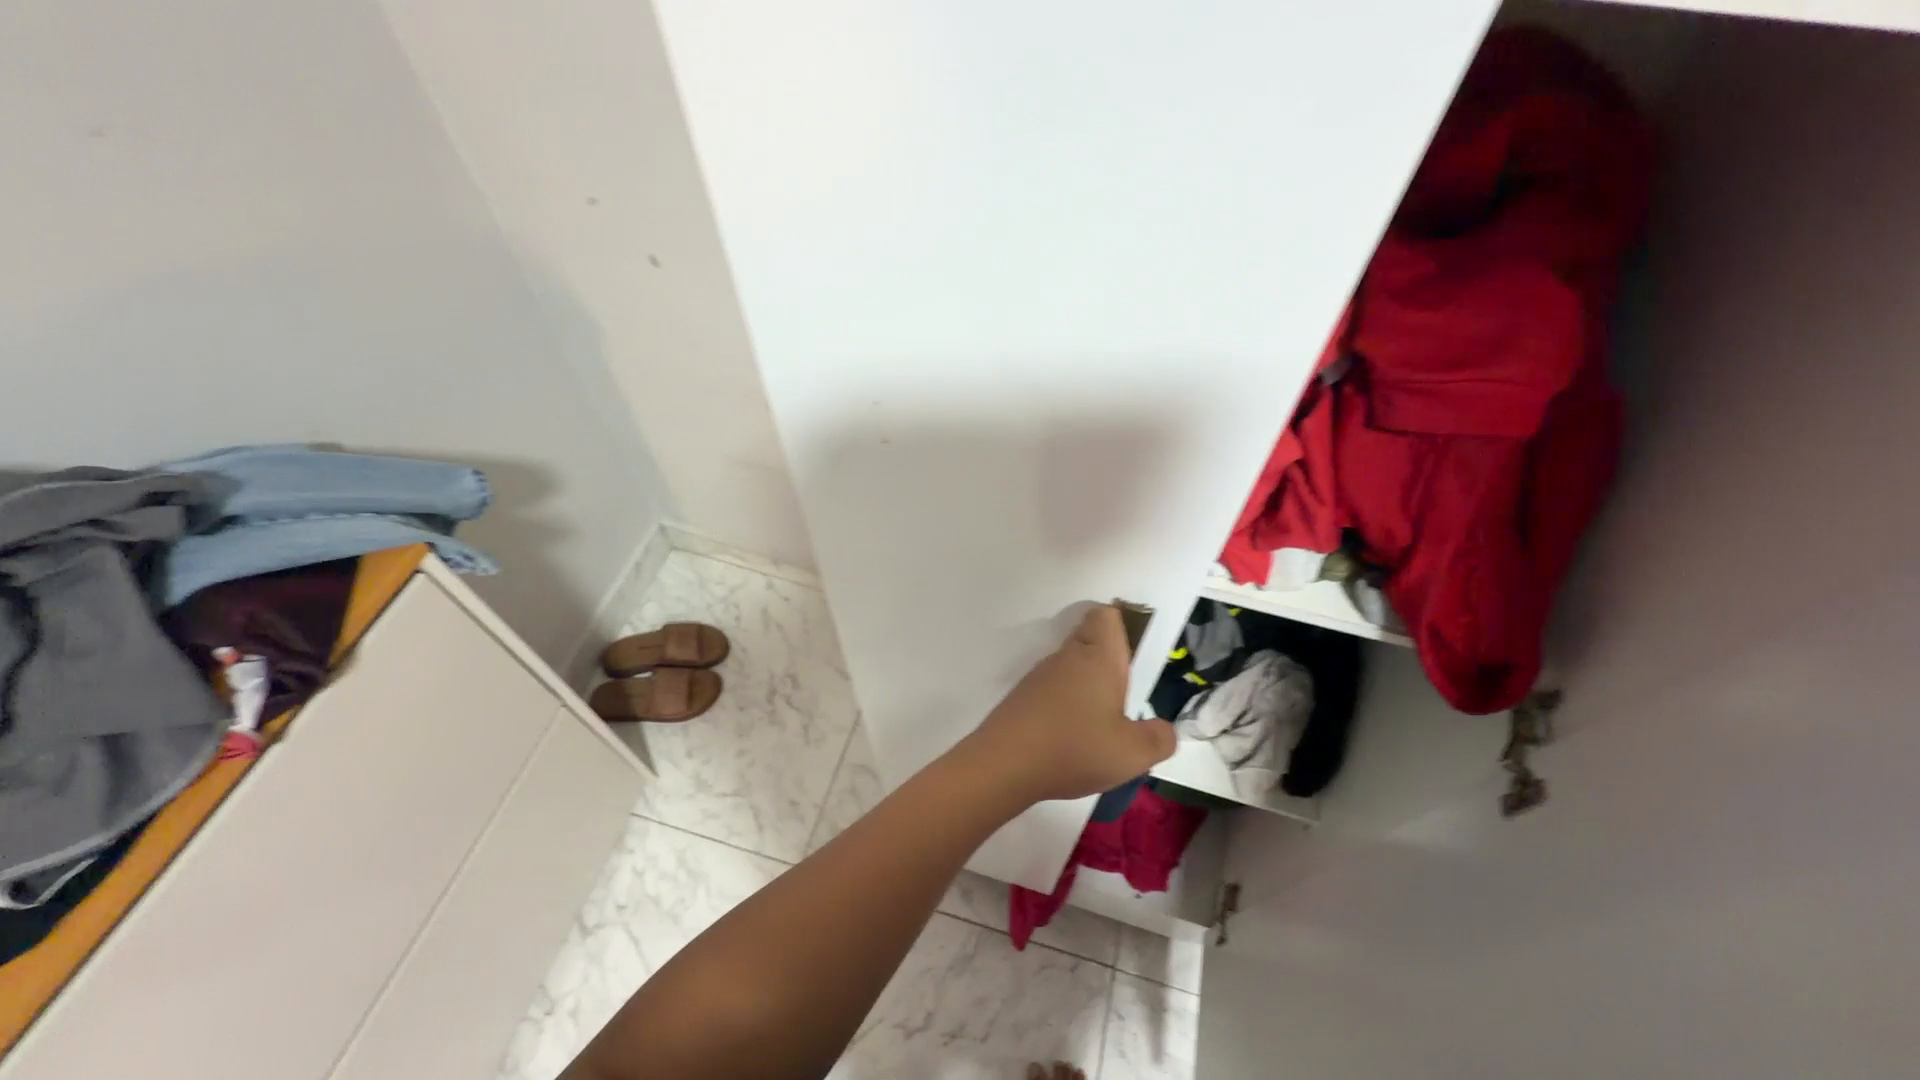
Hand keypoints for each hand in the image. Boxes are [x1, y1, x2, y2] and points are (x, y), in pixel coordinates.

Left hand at [957, 605, 1176, 805]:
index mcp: (1099, 658)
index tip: (1134, 652)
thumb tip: (1165, 730)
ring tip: (1100, 722)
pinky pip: (1050, 689)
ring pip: (1069, 665)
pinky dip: (1063, 704)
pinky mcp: (1021, 698)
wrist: (1003, 765)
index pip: (1107, 616)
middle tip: (1124, 694)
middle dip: (1107, 660)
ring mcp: (1039, 676)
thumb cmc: (1076, 749)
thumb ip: (1159, 739)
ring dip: (1085, 685)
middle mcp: (1067, 657)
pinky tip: (1070, 736)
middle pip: (1089, 639)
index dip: (1122, 623)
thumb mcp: (1132, 753)